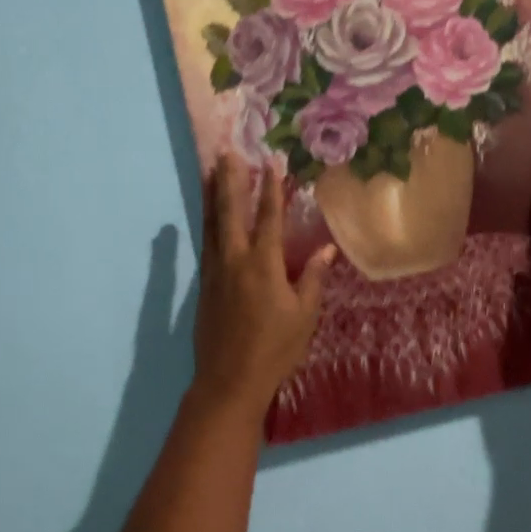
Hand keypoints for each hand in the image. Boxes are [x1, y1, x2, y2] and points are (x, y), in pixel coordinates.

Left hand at [191, 153, 335, 413]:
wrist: (229, 380)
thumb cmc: (275, 349)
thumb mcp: (304, 315)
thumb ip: (312, 278)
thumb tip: (326, 249)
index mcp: (263, 264)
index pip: (269, 217)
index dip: (271, 188)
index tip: (271, 161)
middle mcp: (234, 259)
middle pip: (231, 211)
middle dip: (231, 180)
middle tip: (228, 151)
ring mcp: (214, 271)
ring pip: (211, 224)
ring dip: (213, 195)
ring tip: (211, 170)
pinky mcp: (204, 285)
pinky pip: (206, 243)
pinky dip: (207, 222)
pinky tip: (208, 215)